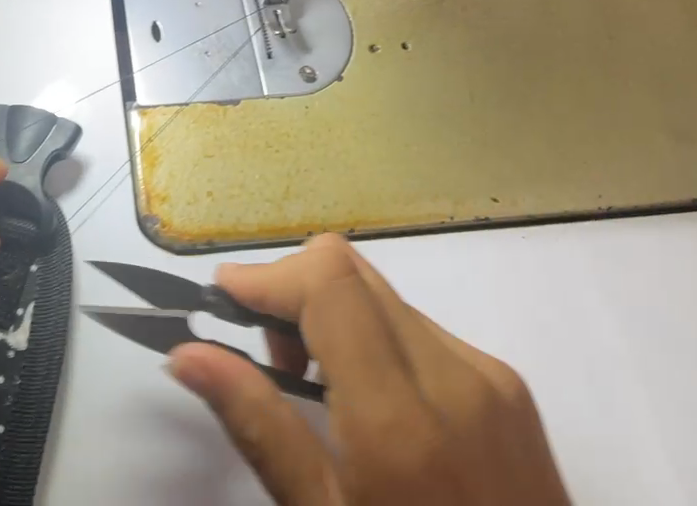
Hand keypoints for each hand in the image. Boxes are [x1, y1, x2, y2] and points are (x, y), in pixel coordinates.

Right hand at [168, 234, 570, 505]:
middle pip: (352, 270)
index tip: (224, 299)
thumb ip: (259, 426)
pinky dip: (373, 338)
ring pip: (383, 293)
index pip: (329, 280)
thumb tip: (187, 354)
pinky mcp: (509, 382)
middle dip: (292, 291)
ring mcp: (490, 374)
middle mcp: (454, 374)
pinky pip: (419, 325)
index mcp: (401, 417)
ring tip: (315, 386)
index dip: (267, 274)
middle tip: (267, 357)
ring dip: (332, 314)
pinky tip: (368, 401)